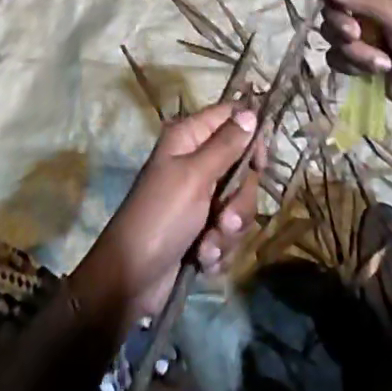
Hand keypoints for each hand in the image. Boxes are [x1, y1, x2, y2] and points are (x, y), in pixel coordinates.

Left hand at [74, 103, 262, 319]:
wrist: (132, 278)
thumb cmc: (161, 217)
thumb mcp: (195, 177)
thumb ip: (226, 145)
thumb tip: (251, 112)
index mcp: (188, 139)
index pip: (231, 117)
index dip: (251, 136)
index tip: (259, 164)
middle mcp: (195, 162)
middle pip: (242, 167)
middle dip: (239, 201)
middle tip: (225, 219)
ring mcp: (199, 197)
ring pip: (239, 204)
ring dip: (228, 231)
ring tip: (207, 246)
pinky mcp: (202, 228)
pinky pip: (229, 231)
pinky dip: (220, 248)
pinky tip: (203, 260)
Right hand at [302, 0, 391, 127]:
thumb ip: (363, 0)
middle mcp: (372, 7)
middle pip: (333, 3)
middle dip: (340, 21)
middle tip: (356, 34)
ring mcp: (366, 34)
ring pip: (332, 32)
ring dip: (353, 50)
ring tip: (380, 62)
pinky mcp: (360, 60)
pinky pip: (336, 55)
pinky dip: (351, 64)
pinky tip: (374, 73)